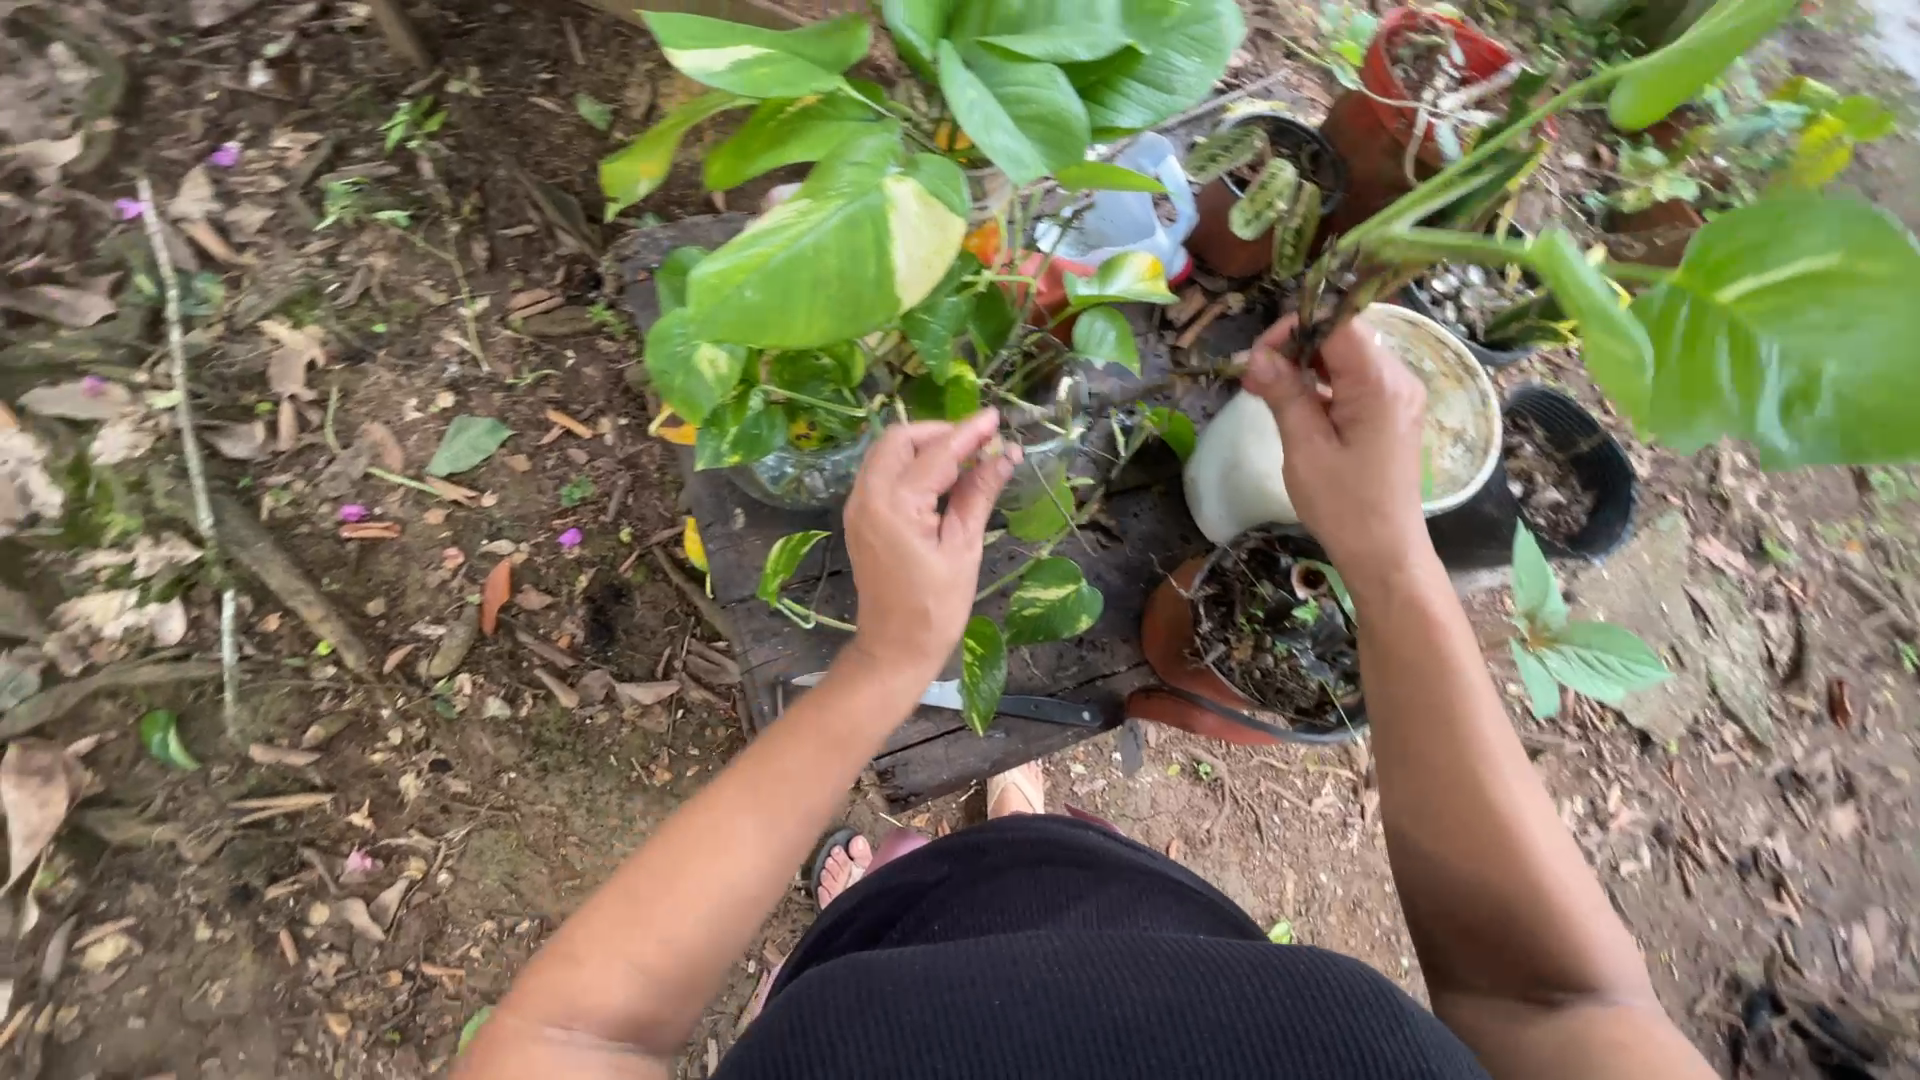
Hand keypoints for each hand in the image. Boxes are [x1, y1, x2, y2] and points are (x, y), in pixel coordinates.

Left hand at [841, 409, 1019, 682]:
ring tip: (965, 457)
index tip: (995, 417)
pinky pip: (882, 473)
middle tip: (977, 442)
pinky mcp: (859, 517)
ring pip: (886, 453)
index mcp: (894, 505)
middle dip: (939, 432)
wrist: (894, 648)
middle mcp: (867, 496)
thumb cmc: (935, 607)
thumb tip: (1005, 455)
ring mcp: (858, 506)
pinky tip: (941, 478)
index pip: (937, 454)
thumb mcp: (964, 548)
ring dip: (923, 446)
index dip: (969, 433)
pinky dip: (910, 465)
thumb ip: (979, 494)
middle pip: (899, 439)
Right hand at [1242, 314, 1430, 580]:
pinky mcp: (1389, 413)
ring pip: (1344, 359)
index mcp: (1380, 384)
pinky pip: (1352, 382)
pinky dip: (1319, 385)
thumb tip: (1257, 357)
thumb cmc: (1343, 504)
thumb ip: (1285, 394)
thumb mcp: (1305, 447)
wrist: (1383, 550)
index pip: (1337, 324)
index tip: (1257, 358)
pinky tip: (1293, 405)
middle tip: (1253, 379)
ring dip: (1303, 367)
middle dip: (1293, 349)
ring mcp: (1396, 396)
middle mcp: (1397, 379)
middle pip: (1341, 338)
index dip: (1293, 329)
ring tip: (1265, 392)